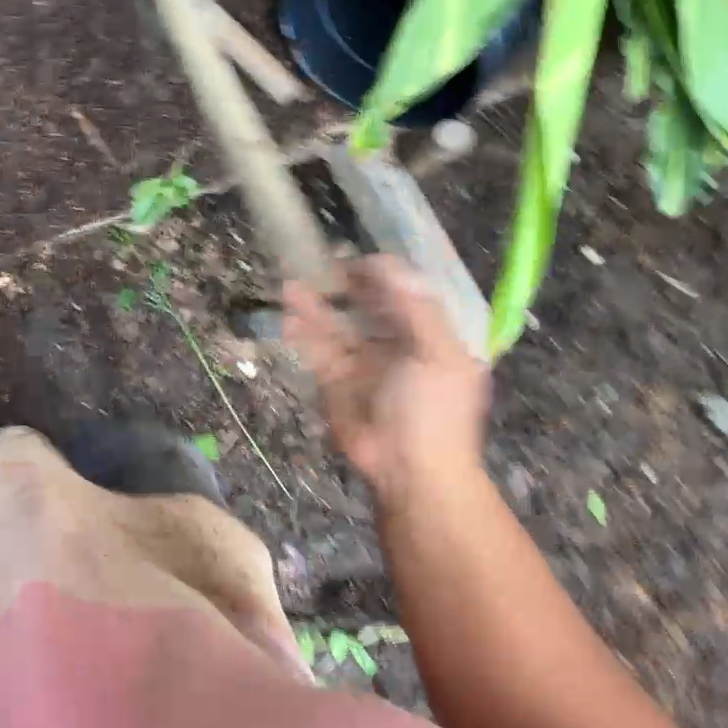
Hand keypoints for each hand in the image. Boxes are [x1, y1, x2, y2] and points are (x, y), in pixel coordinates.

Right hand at [283, 256, 489, 508]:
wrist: (409, 469)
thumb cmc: (434, 411)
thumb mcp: (438, 356)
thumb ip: (417, 309)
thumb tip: (392, 266)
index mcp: (430, 336)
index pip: (407, 293)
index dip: (384, 274)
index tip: (359, 259)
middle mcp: (396, 343)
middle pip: (367, 304)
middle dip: (345, 284)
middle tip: (321, 262)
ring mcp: (363, 361)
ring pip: (336, 324)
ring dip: (315, 305)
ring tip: (291, 285)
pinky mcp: (336, 379)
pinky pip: (316, 349)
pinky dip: (301, 332)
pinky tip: (288, 317)